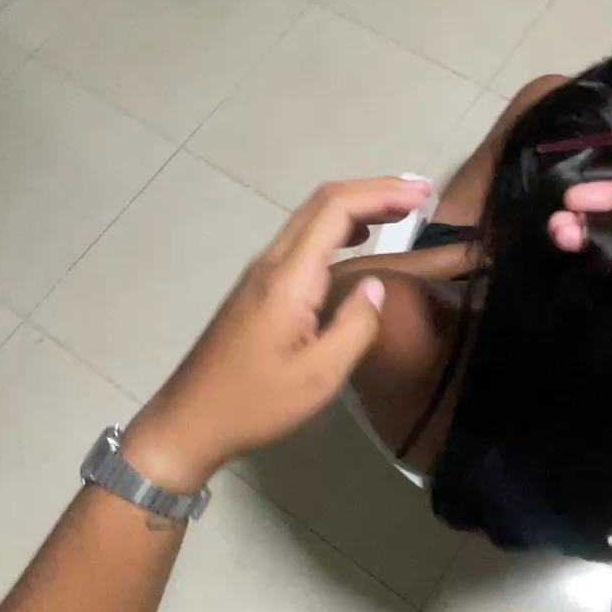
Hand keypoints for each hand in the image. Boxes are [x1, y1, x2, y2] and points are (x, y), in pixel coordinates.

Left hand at [123, 177, 431, 490]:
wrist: (189, 421)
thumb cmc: (255, 403)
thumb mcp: (319, 376)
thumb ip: (355, 326)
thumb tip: (376, 286)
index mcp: (288, 278)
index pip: (335, 209)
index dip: (382, 194)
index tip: (422, 196)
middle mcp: (271, 262)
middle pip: (322, 202)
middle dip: (373, 190)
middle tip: (420, 195)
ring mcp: (260, 273)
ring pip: (310, 218)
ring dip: (356, 206)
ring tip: (398, 212)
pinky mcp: (257, 288)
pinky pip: (302, 239)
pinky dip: (337, 228)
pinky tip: (357, 241)